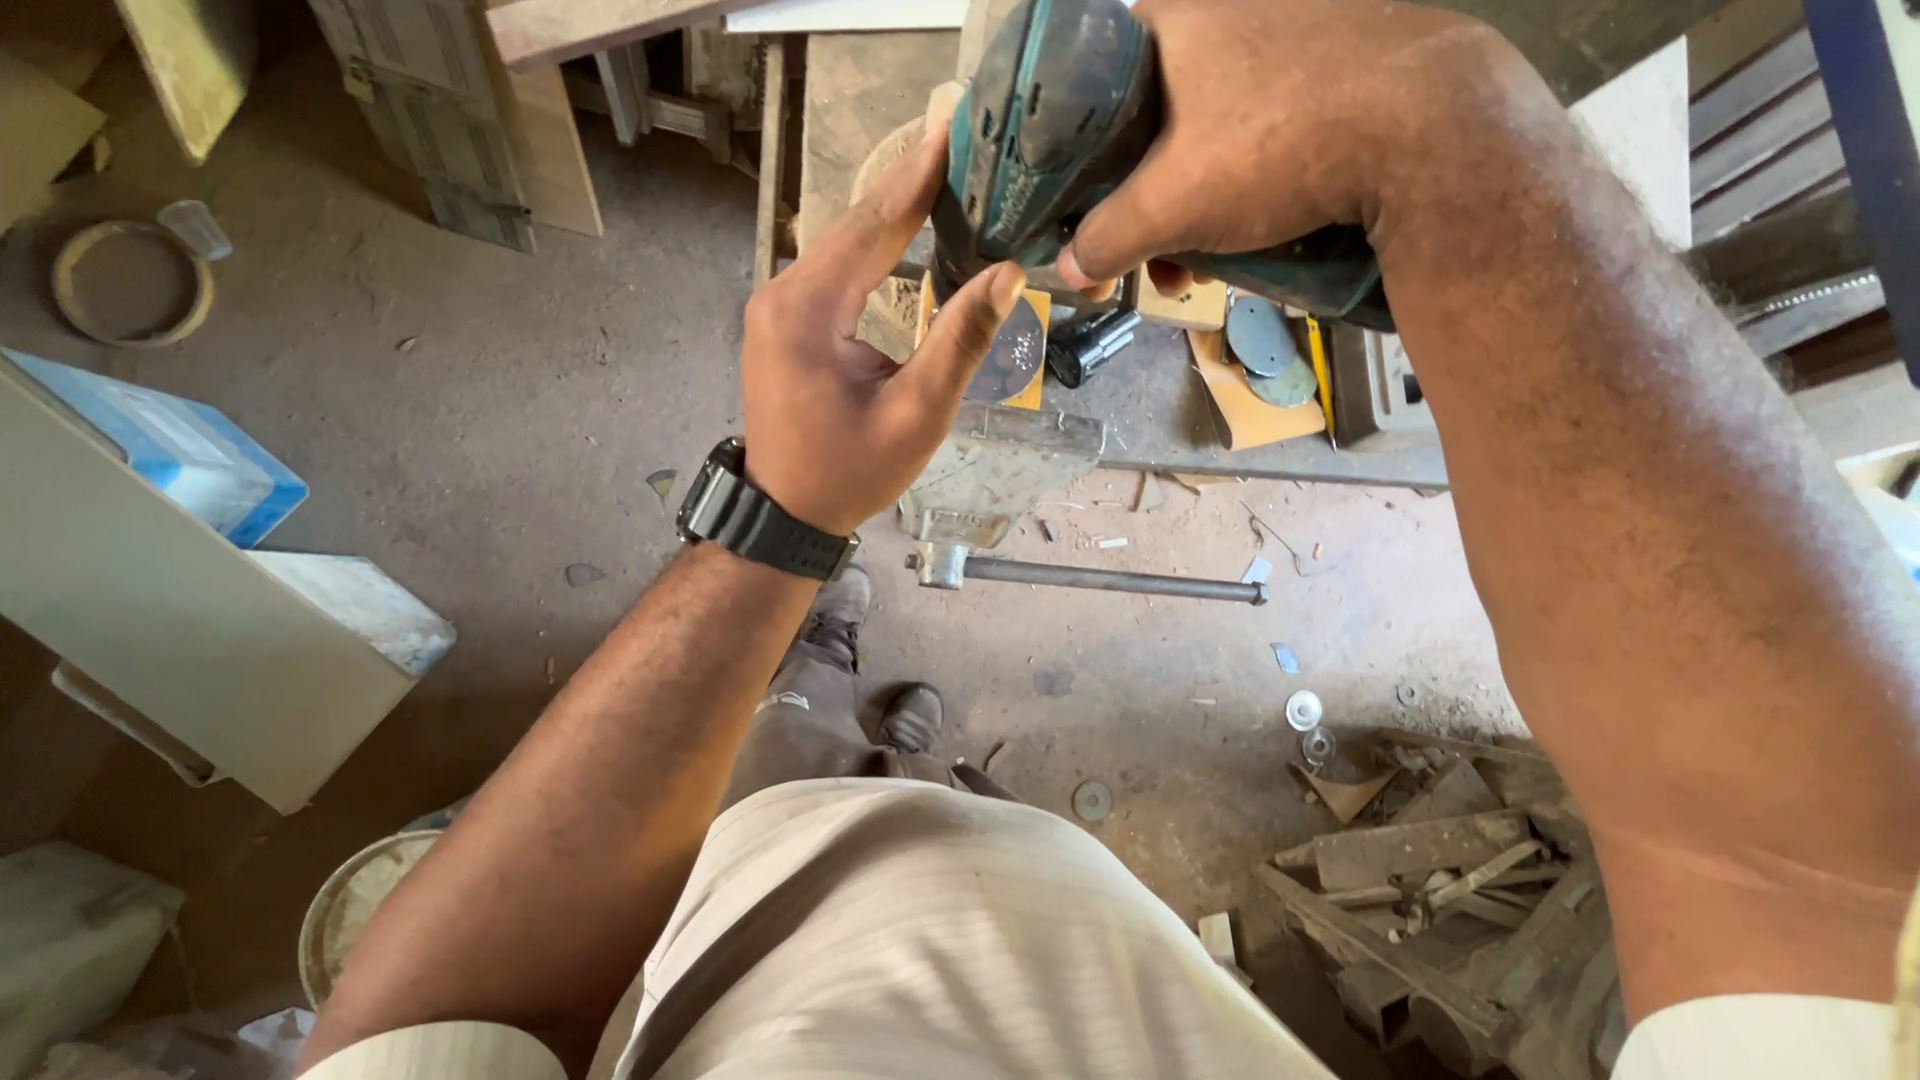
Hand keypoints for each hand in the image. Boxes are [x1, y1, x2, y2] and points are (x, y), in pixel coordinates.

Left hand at [741, 91, 1026, 537]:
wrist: (786, 512)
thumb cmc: (851, 473)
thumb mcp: (917, 415)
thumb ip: (959, 341)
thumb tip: (1006, 273)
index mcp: (808, 310)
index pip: (874, 225)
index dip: (921, 178)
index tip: (957, 127)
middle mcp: (781, 294)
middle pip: (855, 226)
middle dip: (909, 184)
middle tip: (961, 141)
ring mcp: (775, 306)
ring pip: (842, 245)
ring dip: (892, 214)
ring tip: (944, 176)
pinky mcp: (782, 322)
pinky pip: (833, 270)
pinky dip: (872, 248)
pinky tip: (903, 231)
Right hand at [1055, 0, 1558, 290]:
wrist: (1431, 130)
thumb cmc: (1276, 147)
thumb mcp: (1173, 204)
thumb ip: (1109, 236)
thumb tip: (1066, 268)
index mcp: (1174, 20)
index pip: (1089, 68)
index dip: (1073, 139)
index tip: (1075, 193)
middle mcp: (1228, 12)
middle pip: (1150, 115)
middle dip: (1140, 196)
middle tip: (1143, 252)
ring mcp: (1289, 33)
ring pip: (1209, 131)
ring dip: (1192, 204)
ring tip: (1198, 265)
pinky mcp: (1336, 66)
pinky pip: (1263, 129)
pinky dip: (1245, 182)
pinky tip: (1253, 233)